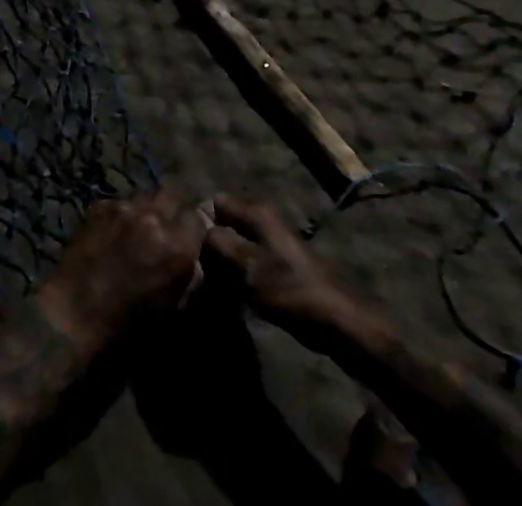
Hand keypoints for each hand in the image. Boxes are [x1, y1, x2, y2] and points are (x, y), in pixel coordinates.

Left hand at [36, 191, 211, 351]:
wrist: (73, 316)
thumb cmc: (128, 325)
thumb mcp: (175, 306)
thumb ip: (193, 273)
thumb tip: (199, 256)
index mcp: (178, 244)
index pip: (197, 216)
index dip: (192, 227)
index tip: (187, 238)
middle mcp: (154, 218)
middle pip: (172, 196)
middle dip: (172, 211)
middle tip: (163, 231)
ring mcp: (124, 208)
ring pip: (146, 197)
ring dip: (147, 211)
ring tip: (137, 232)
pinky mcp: (99, 207)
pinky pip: (120, 203)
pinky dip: (122, 216)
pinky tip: (112, 236)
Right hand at [202, 196, 387, 354]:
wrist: (335, 320)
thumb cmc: (291, 290)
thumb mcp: (248, 267)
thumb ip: (219, 244)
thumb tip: (196, 229)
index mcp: (257, 213)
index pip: (215, 201)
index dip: (198, 220)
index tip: (186, 245)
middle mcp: (261, 222)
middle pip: (221, 223)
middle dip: (207, 243)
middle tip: (193, 268)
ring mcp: (267, 244)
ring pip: (230, 245)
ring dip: (219, 262)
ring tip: (206, 283)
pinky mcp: (272, 266)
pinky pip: (241, 263)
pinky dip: (232, 275)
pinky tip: (224, 293)